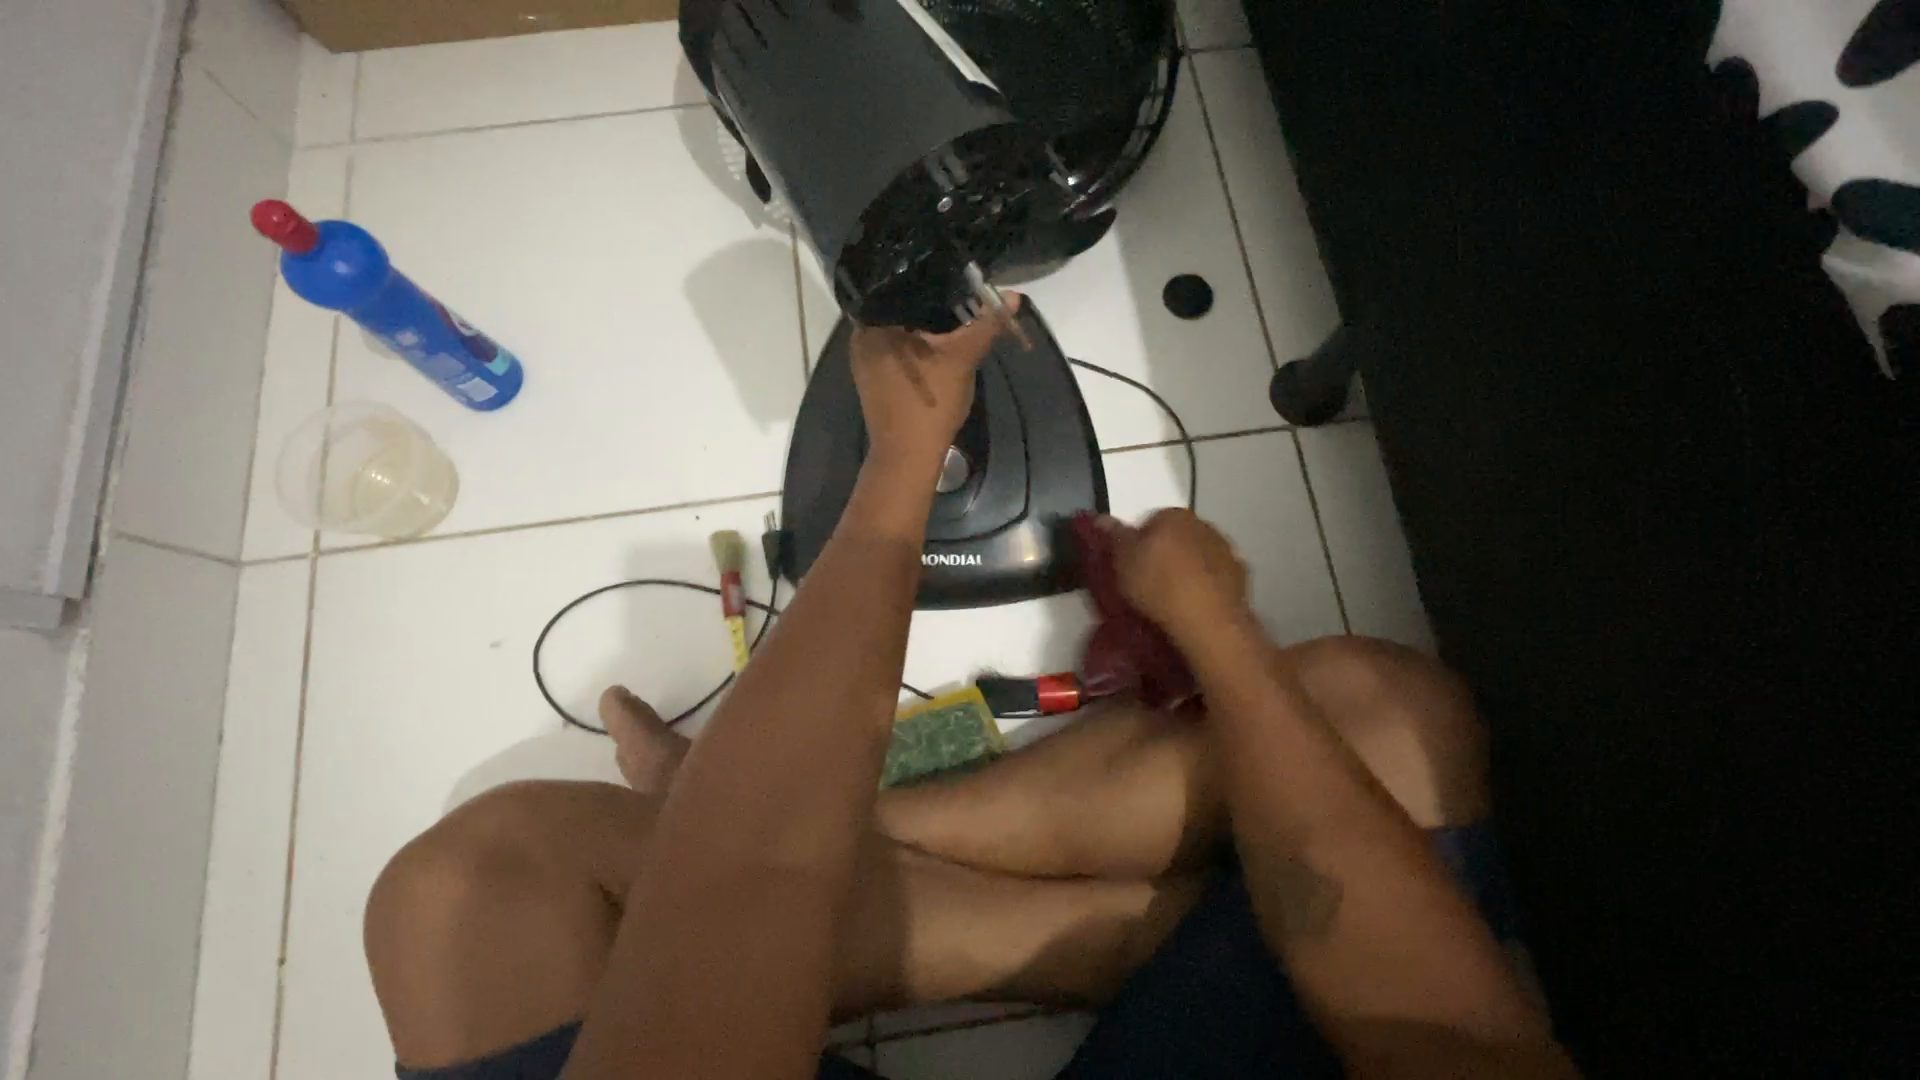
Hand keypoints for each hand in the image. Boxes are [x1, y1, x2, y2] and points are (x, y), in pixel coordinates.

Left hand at [850, 293, 1019, 467]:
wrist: (908, 455)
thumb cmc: (931, 403)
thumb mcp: (963, 359)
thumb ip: (986, 324)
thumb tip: (1013, 296)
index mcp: (873, 322)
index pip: (904, 284)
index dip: (934, 281)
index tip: (959, 281)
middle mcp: (861, 335)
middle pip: (901, 307)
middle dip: (932, 306)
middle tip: (962, 300)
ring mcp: (864, 359)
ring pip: (899, 330)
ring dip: (924, 327)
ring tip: (953, 320)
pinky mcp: (871, 378)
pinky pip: (895, 350)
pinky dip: (915, 347)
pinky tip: (936, 348)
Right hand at [1107, 508, 1251, 642]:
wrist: (1207, 620)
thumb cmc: (1158, 584)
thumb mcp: (1122, 560)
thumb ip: (1114, 536)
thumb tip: (1101, 517)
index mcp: (1174, 515)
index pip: (1150, 521)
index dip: (1137, 544)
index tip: (1129, 567)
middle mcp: (1204, 525)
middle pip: (1177, 538)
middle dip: (1164, 555)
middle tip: (1147, 584)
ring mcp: (1226, 551)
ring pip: (1198, 557)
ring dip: (1187, 571)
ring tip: (1170, 600)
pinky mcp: (1240, 578)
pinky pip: (1214, 579)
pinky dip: (1205, 588)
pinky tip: (1193, 607)